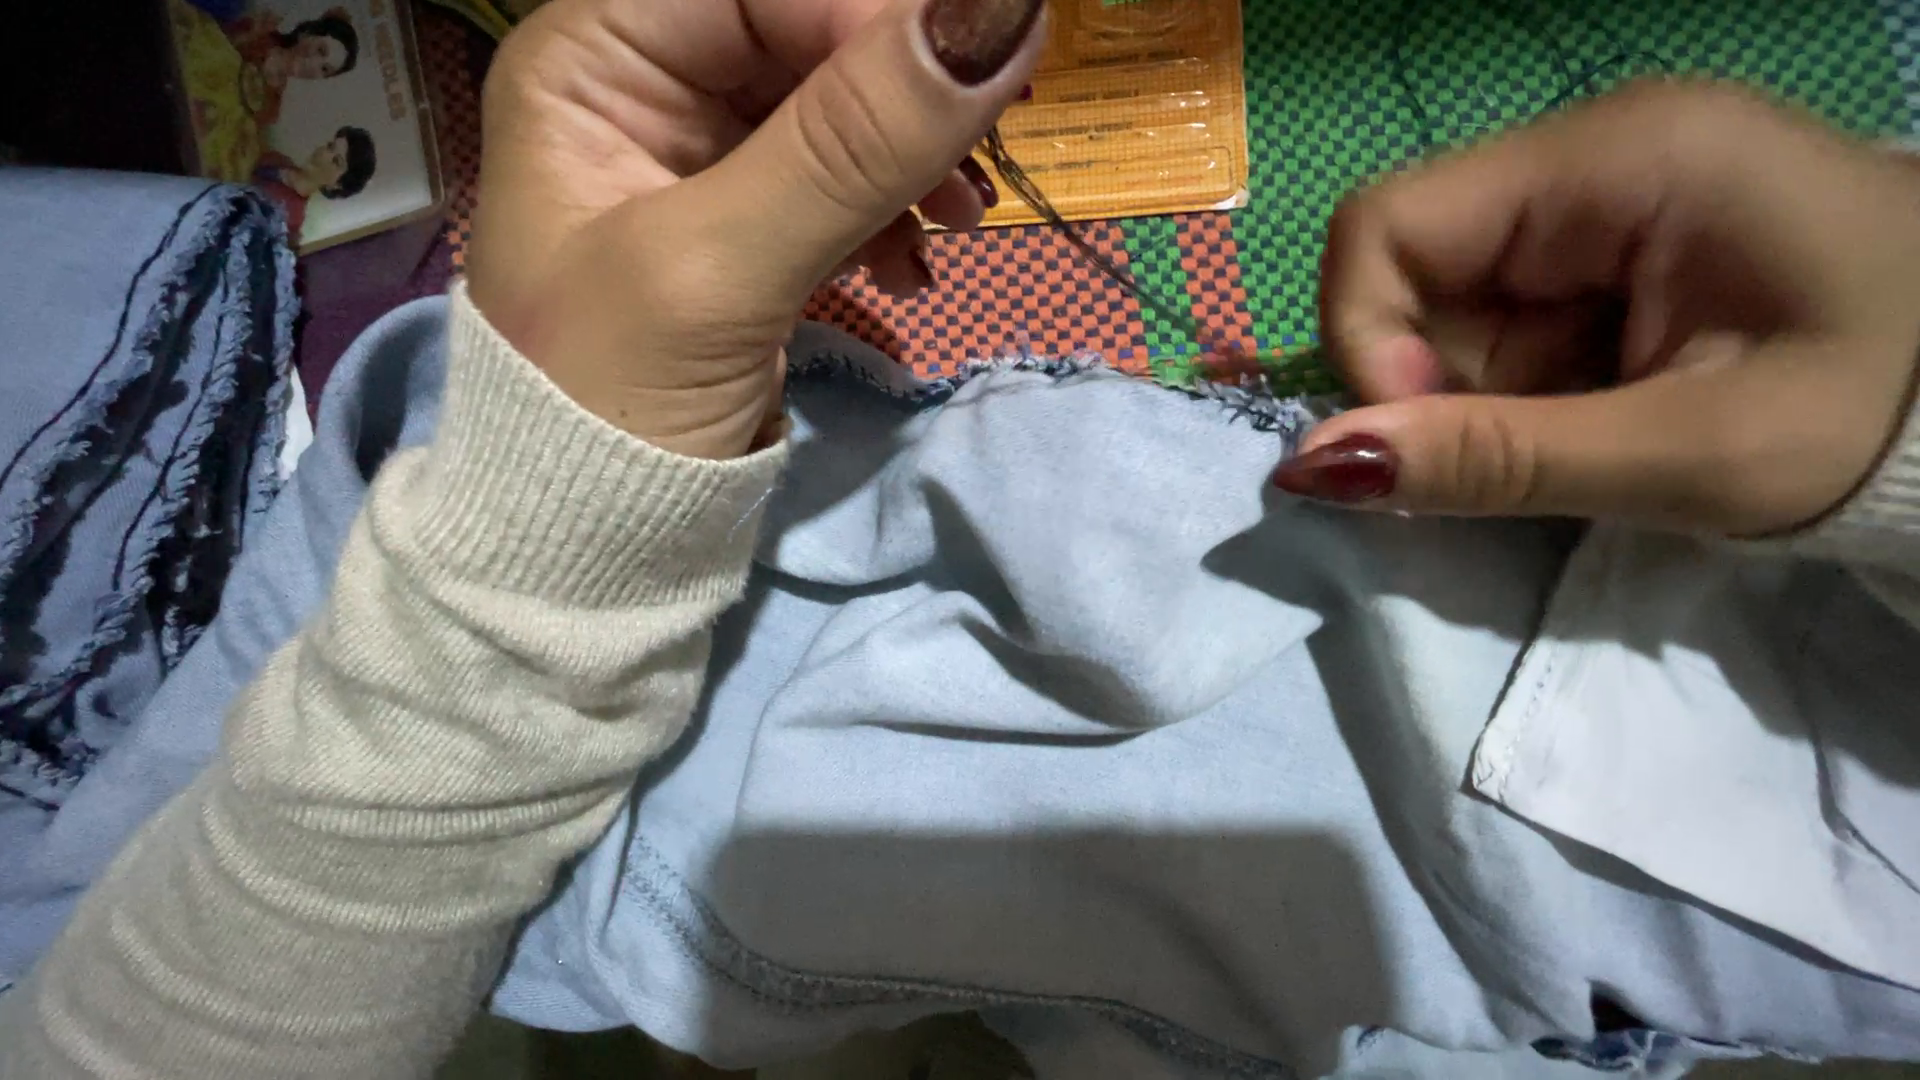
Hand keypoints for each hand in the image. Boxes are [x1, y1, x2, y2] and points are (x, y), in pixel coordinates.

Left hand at [464, 0, 1041, 457]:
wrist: (602, 533)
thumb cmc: (617, 405)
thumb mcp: (719, 271)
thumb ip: (847, 148)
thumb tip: (996, 13)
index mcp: (593, 65)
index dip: (867, 18)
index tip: (967, 79)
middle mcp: (646, 95)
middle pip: (806, 41)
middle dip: (902, 96)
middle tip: (981, 156)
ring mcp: (705, 171)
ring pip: (838, 119)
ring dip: (912, 163)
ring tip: (959, 223)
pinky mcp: (752, 236)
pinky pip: (842, 193)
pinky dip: (891, 222)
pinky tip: (910, 272)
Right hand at [1275, 81, 1919, 536]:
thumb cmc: (1890, 420)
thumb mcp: (1683, 457)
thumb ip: (1488, 458)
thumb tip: (1305, 466)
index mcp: (1615, 159)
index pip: (1383, 226)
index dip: (1365, 337)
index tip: (1421, 432)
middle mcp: (1579, 164)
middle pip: (1396, 272)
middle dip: (1420, 379)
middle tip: (1518, 442)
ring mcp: (1578, 211)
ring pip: (1425, 313)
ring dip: (1461, 396)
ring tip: (1573, 429)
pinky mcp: (1580, 260)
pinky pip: (1471, 330)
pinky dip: (1492, 394)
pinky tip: (1575, 412)